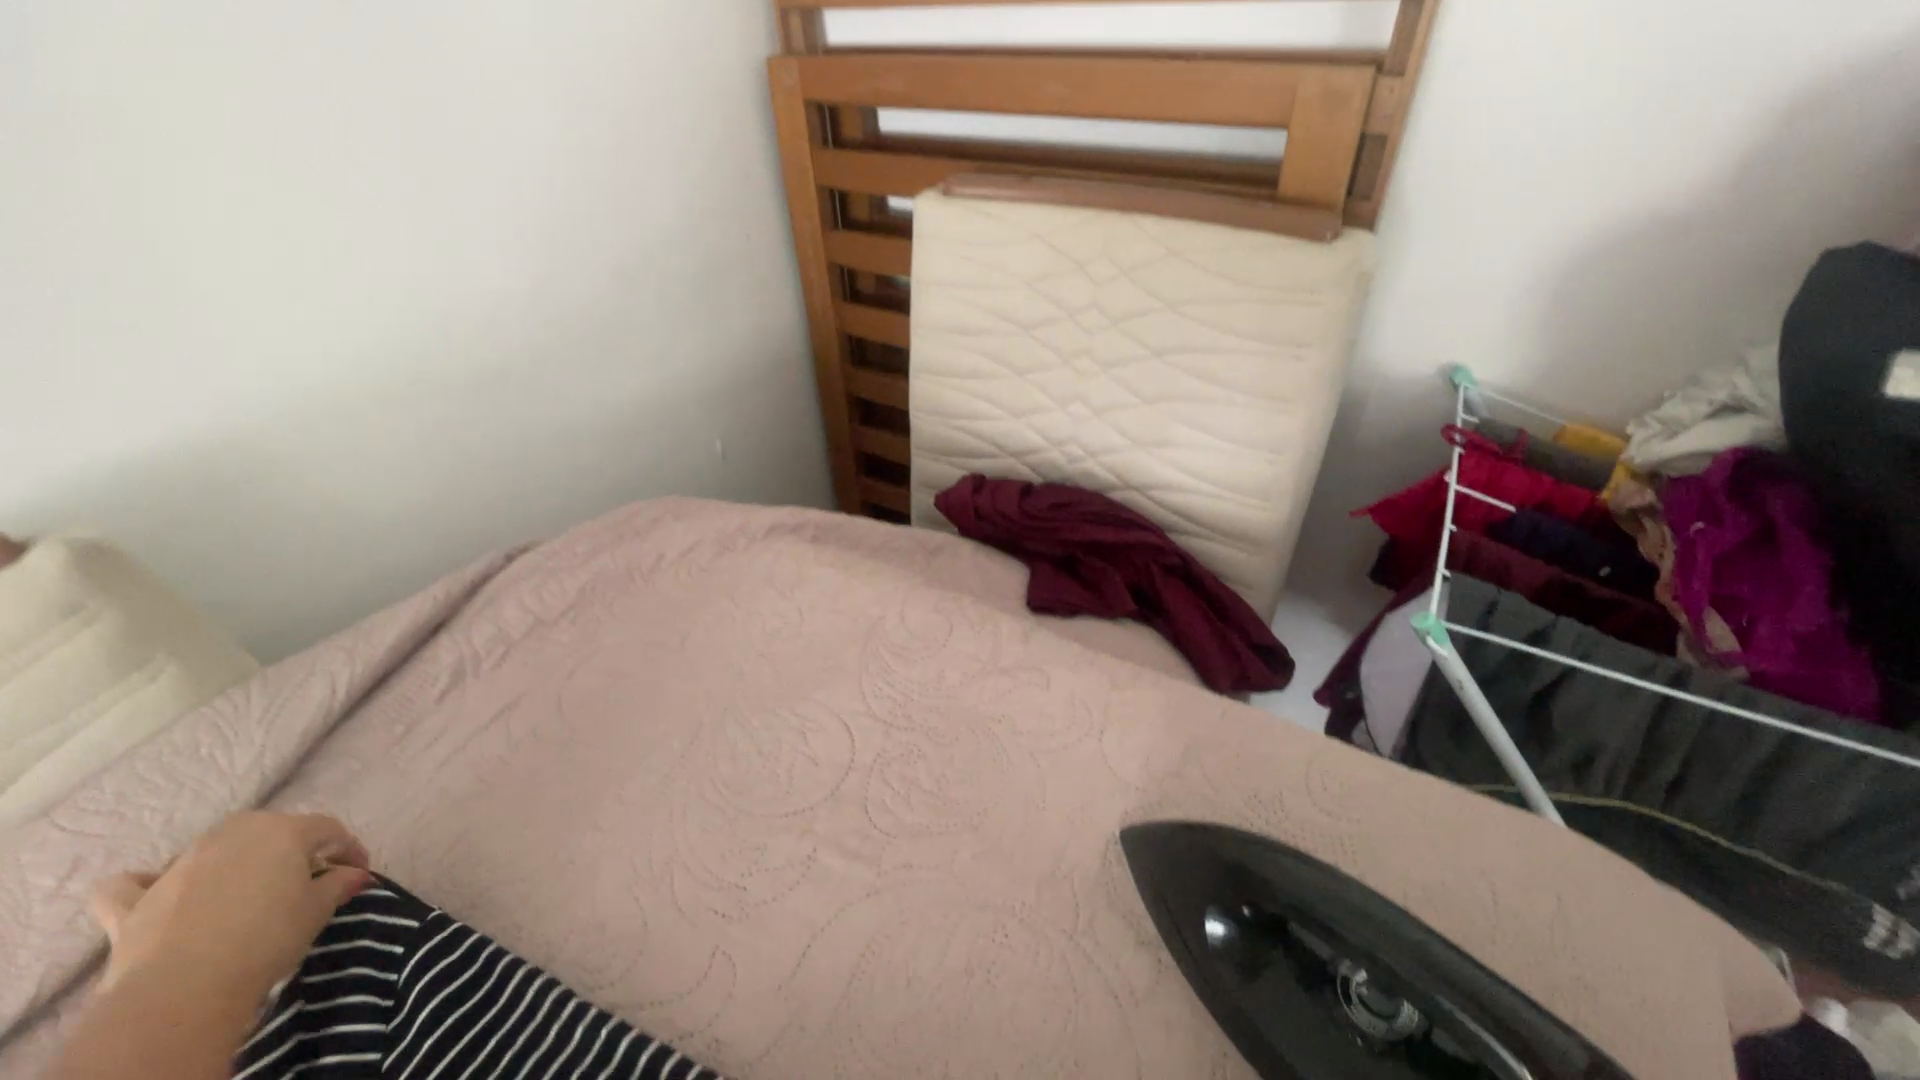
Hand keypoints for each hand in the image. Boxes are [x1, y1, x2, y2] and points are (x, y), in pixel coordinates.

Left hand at [88, 812, 372, 1007]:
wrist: (184, 987)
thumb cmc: (267, 938)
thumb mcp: (318, 910)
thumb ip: (338, 884)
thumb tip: (352, 874)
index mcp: (283, 831)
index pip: (329, 830)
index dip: (348, 849)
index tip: (359, 872)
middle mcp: (232, 834)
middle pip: (271, 833)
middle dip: (292, 852)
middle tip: (308, 881)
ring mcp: (179, 863)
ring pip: (214, 850)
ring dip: (234, 864)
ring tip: (246, 894)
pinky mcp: (135, 899)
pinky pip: (133, 884)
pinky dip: (144, 885)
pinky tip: (155, 892)